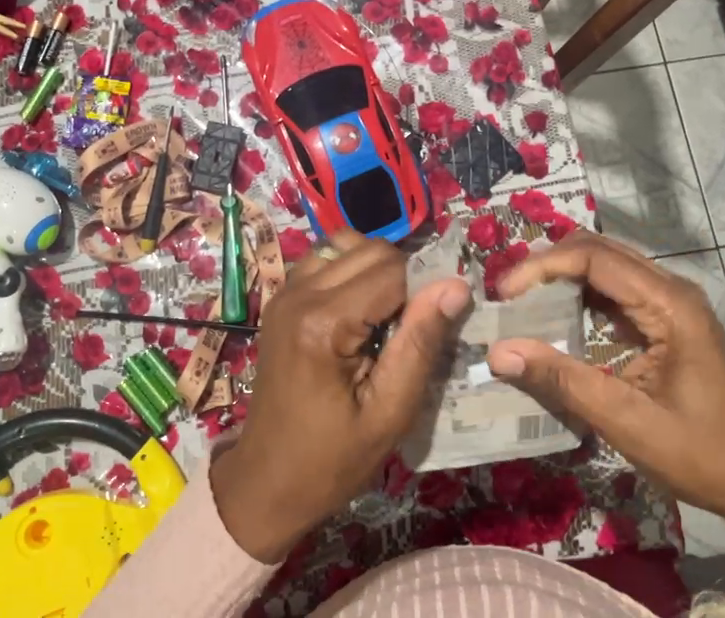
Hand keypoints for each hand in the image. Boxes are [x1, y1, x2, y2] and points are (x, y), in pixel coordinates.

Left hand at [212, 230, 470, 561]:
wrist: (269, 480)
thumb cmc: (332, 459)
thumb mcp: (390, 412)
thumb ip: (420, 343)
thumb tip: (455, 285)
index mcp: (323, 322)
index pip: (393, 269)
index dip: (422, 293)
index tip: (427, 333)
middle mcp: (298, 293)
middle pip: (371, 249)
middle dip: (400, 279)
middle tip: (405, 330)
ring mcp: (284, 291)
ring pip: (347, 244)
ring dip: (374, 271)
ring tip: (383, 319)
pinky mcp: (280, 297)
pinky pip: (324, 258)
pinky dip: (349, 272)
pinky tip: (357, 313)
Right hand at [488, 232, 724, 572]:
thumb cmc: (701, 455)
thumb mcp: (628, 422)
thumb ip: (564, 382)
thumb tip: (500, 352)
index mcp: (671, 306)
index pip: (594, 258)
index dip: (543, 267)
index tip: (504, 294)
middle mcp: (673, 292)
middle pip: (599, 251)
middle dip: (547, 265)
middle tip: (506, 295)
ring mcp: (673, 305)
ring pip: (607, 267)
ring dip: (562, 278)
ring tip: (521, 303)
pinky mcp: (668, 322)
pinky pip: (617, 292)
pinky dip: (580, 297)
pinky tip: (555, 320)